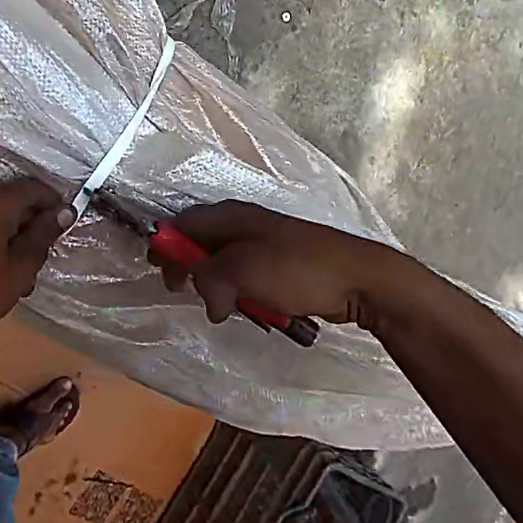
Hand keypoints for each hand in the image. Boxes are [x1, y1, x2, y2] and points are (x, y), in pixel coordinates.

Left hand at [0, 178, 74, 355]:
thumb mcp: (19, 270)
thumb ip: (42, 237)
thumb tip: (63, 212)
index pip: (32, 187)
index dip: (53, 203)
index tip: (63, 226)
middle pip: (11, 197)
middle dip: (30, 220)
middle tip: (40, 254)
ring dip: (9, 229)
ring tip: (16, 268)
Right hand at [153, 200, 410, 330]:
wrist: (362, 280)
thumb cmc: (296, 269)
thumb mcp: (240, 272)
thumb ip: (208, 281)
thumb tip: (209, 303)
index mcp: (229, 215)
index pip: (182, 224)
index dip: (166, 246)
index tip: (160, 272)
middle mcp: (242, 222)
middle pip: (200, 241)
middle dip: (189, 268)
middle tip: (186, 292)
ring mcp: (264, 241)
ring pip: (223, 261)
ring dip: (217, 284)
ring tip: (224, 306)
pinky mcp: (281, 262)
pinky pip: (246, 274)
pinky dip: (240, 290)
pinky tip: (250, 307)